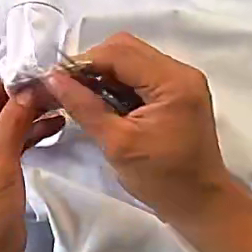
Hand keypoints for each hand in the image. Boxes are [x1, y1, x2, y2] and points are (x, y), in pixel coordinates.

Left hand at [0, 77, 61, 251]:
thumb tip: (28, 89)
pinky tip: (57, 125)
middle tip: (49, 90)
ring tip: (59, 103)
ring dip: (26, 112)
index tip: (18, 87)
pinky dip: (29, 131)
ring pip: (1, 120)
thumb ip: (13, 122)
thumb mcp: (0, 162)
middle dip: (14, 95)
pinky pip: (11, 138)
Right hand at [42, 33, 236, 224]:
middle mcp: (180, 73)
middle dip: (91, 64)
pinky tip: (101, 101)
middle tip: (68, 89)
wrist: (199, 203)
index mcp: (172, 83)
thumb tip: (52, 79)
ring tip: (82, 96)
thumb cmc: (161, 178)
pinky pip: (137, 72)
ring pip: (129, 57)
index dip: (82, 63)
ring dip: (102, 72)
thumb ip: (83, 106)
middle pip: (124, 48)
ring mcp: (179, 80)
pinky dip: (114, 81)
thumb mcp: (116, 143)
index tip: (55, 81)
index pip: (118, 53)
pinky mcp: (174, 91)